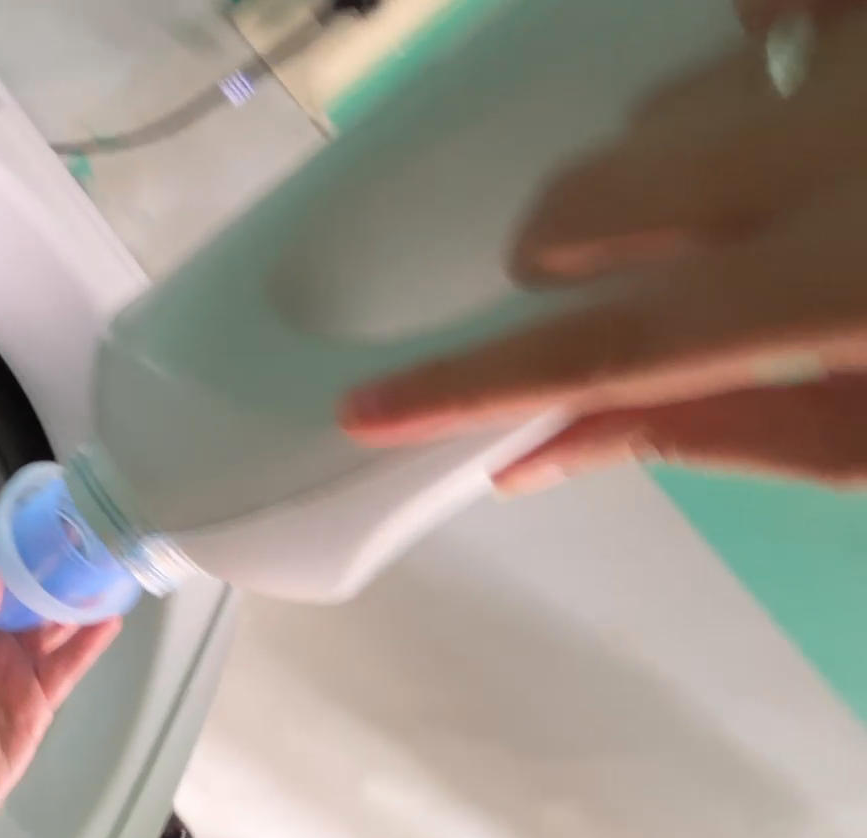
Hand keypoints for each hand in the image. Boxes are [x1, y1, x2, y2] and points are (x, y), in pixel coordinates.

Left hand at [0, 512, 121, 837]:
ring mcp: (12, 668)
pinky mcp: (37, 701)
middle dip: (44, 555)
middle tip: (80, 524)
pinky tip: (112, 615)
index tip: (22, 502)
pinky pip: (68, 663)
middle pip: (18, 584)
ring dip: (73, 592)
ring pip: (49, 618)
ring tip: (105, 559)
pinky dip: (89, 640)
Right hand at [340, 4, 866, 492]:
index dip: (461, 388)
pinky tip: (769, 67)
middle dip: (563, 250)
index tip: (358, 411)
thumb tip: (531, 455)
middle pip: (587, 195)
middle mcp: (856, 143)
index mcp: (854, 280)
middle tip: (610, 275)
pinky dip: (742, 36)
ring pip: (667, 86)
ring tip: (764, 167)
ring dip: (665, 152)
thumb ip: (717, 434)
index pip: (600, 353)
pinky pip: (763, 1)